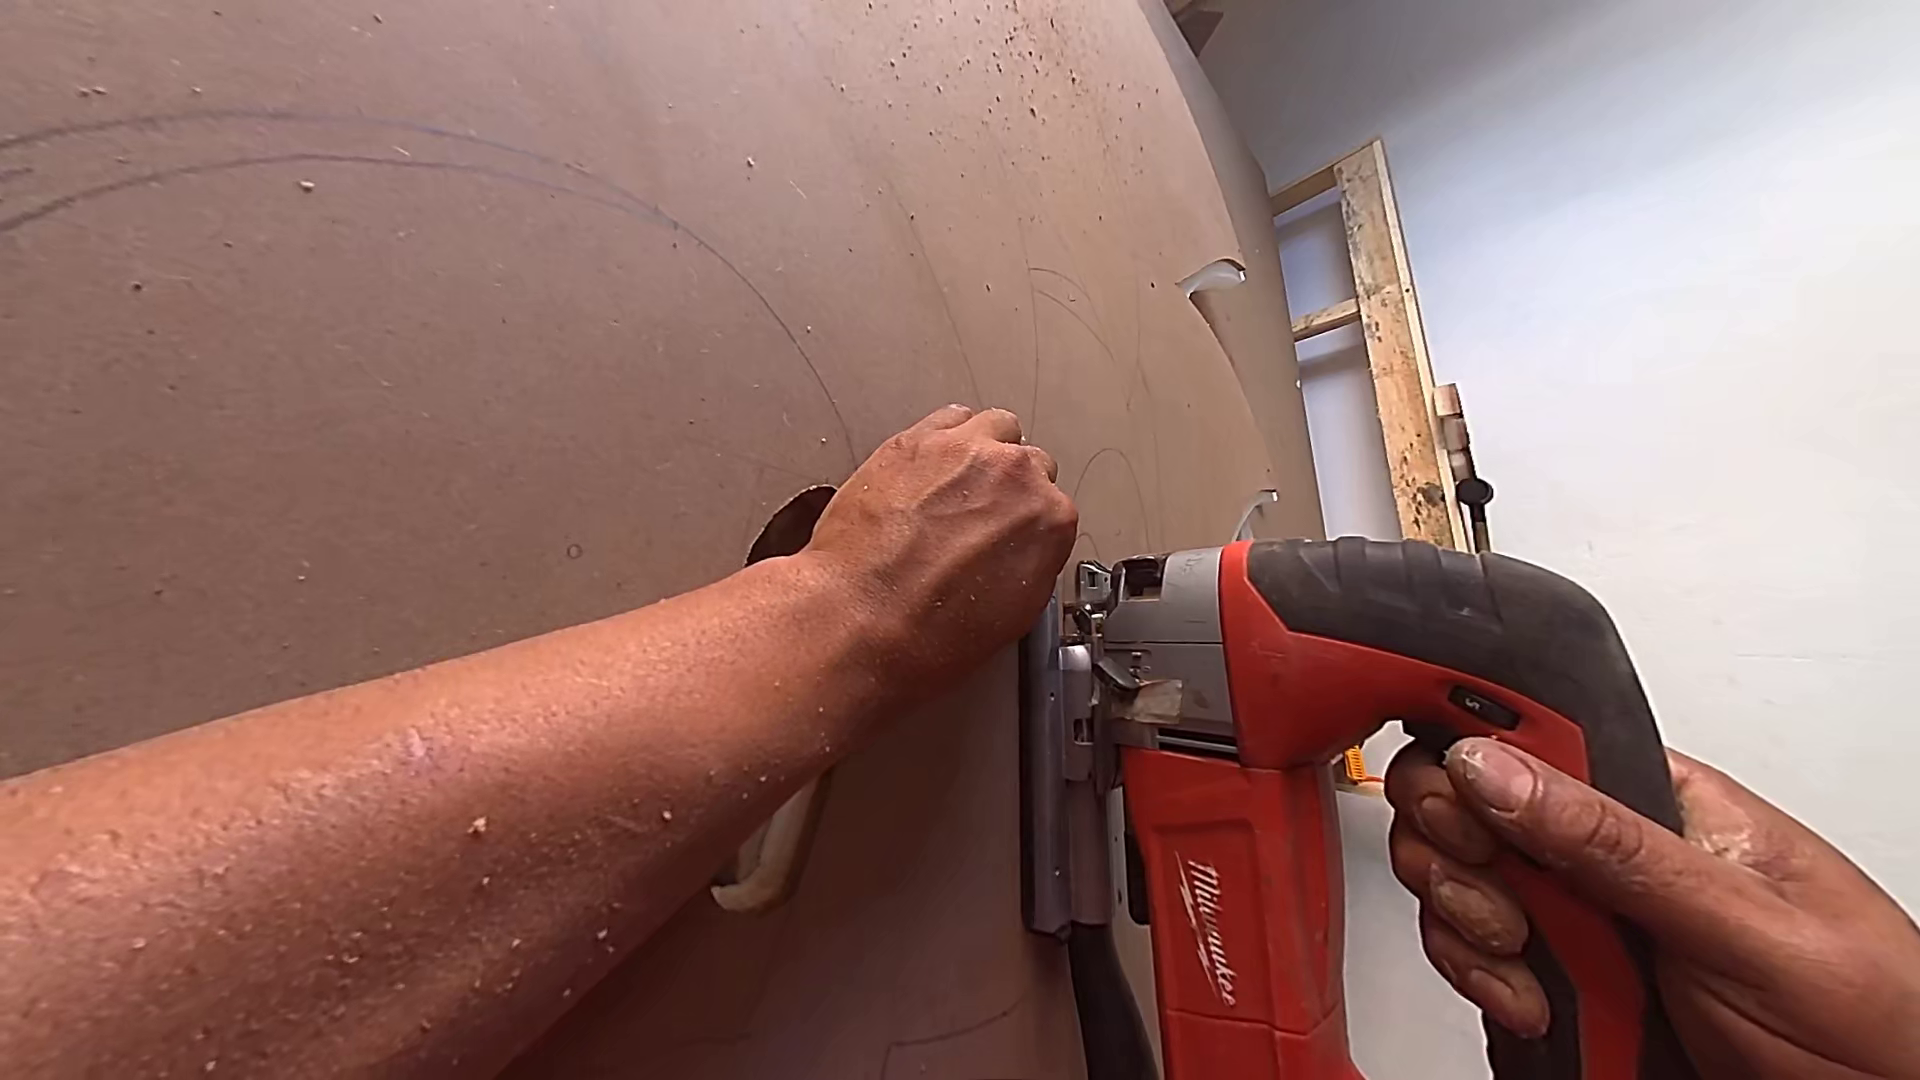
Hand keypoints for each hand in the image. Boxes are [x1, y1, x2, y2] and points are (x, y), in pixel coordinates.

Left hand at [805, 405, 1076, 686]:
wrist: (860, 619)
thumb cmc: (927, 631)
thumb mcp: (1014, 614)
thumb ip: (1033, 562)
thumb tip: (1024, 551)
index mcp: (1050, 519)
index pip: (1054, 505)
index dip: (1028, 522)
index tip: (1010, 533)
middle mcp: (1015, 474)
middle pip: (1028, 464)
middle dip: (1008, 488)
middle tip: (980, 515)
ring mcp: (965, 450)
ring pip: (996, 429)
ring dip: (985, 452)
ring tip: (959, 485)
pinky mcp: (917, 439)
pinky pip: (949, 419)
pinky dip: (947, 439)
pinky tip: (932, 466)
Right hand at [1386, 736, 1919, 1077]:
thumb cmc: (1881, 1045)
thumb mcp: (1759, 935)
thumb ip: (1615, 842)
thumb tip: (1486, 761)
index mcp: (1639, 796)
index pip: (1512, 730)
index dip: (1460, 749)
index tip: (1459, 799)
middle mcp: (1575, 835)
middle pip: (1447, 790)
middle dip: (1449, 840)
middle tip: (1498, 886)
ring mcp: (1543, 894)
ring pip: (1434, 857)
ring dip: (1458, 910)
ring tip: (1523, 955)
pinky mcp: (1520, 950)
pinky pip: (1445, 929)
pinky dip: (1467, 962)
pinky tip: (1526, 994)